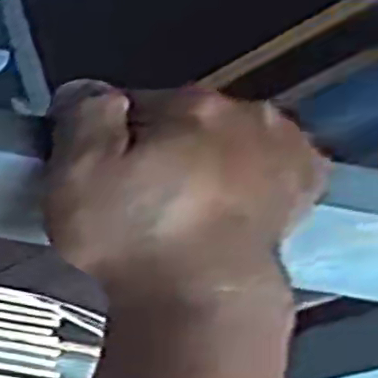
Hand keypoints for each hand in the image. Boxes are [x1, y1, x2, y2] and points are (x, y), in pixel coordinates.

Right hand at [44, 82, 327, 307]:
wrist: (197, 287)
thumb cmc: (128, 232)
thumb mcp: (75, 174)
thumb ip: (81, 121)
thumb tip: (81, 89)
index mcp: (187, 107)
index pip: (127, 101)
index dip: (97, 134)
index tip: (80, 167)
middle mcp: (246, 114)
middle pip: (179, 120)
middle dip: (150, 146)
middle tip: (116, 192)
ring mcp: (283, 146)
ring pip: (221, 141)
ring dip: (193, 162)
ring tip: (160, 205)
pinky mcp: (301, 182)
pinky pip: (258, 168)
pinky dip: (232, 181)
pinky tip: (204, 208)